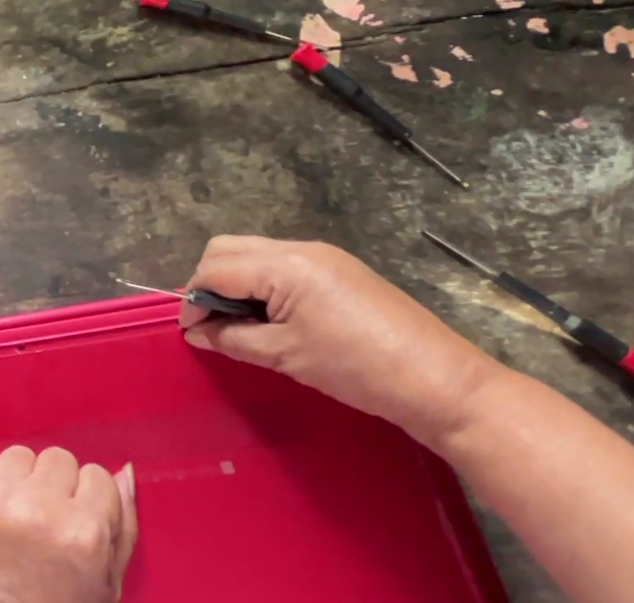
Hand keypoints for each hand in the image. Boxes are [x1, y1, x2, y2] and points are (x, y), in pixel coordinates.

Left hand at [0, 446, 136, 602]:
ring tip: (21, 512)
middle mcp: (41, 506)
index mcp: (83, 532)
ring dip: (24, 478)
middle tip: (49, 517)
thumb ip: (123, 526)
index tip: (80, 520)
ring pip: (21, 455)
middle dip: (58, 484)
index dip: (91, 499)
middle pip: (59, 459)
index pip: (97, 476)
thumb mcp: (106, 583)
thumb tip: (123, 472)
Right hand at [179, 236, 502, 445]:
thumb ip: (232, 339)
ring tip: (240, 322)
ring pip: (253, 253)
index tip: (190, 333)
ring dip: (235, 282)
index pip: (215, 270)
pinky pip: (280, 263)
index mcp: (284, 265)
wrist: (443, 384)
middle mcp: (299, 248)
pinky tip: (271, 316)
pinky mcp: (338, 268)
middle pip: (227, 249)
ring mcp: (322, 255)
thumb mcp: (286, 356)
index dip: (193, 301)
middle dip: (208, 282)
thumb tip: (196, 334)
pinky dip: (261, 284)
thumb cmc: (358, 371)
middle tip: (210, 322)